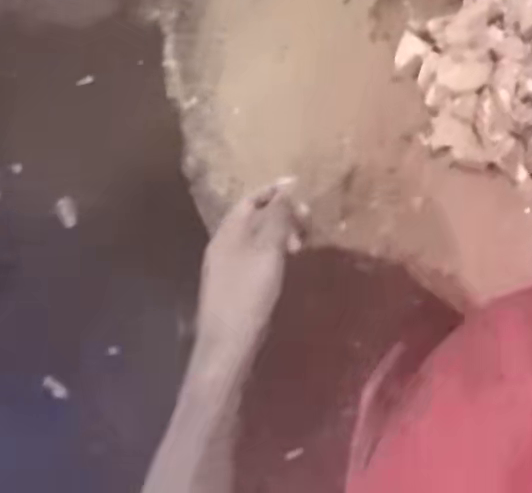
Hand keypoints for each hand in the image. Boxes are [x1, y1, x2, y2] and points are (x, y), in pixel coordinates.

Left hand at [195, 179, 298, 356]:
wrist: (227, 346)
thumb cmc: (249, 291)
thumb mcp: (268, 248)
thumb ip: (278, 216)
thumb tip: (288, 188)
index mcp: (228, 233)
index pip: (251, 199)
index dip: (274, 190)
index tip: (300, 187)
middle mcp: (224, 245)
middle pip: (255, 217)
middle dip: (283, 213)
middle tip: (307, 220)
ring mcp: (228, 266)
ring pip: (258, 237)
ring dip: (281, 233)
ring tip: (301, 243)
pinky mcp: (236, 284)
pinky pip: (258, 255)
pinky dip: (275, 250)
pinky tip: (288, 261)